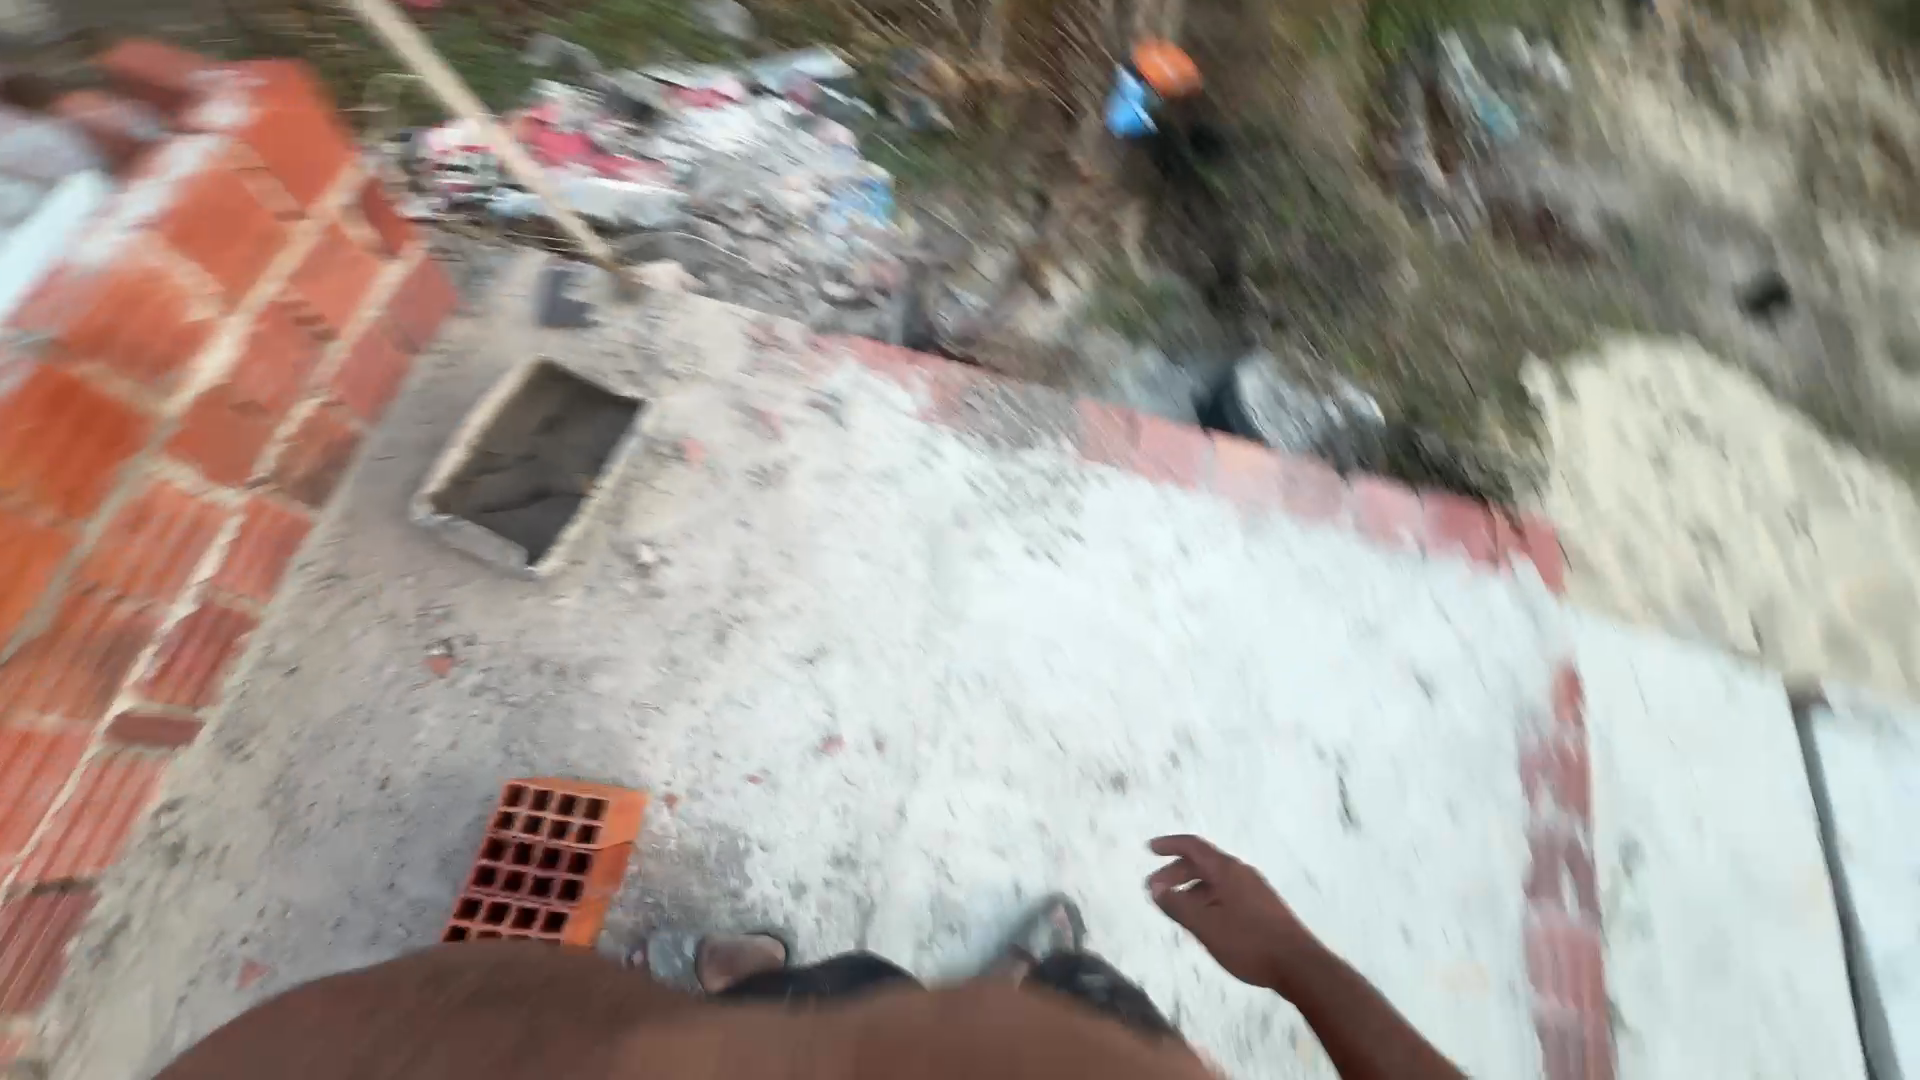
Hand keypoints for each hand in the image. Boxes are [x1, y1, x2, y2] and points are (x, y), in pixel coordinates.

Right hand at [1146, 834, 1321, 993]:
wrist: (1301, 967)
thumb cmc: (1249, 942)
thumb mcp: (1205, 926)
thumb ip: (1178, 905)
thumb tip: (1156, 889)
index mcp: (1226, 870)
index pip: (1193, 846)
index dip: (1169, 845)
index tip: (1149, 849)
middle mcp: (1241, 873)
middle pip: (1202, 863)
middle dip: (1175, 873)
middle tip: (1156, 890)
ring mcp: (1254, 890)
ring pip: (1215, 881)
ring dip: (1191, 889)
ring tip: (1177, 909)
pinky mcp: (1263, 908)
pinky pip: (1226, 893)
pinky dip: (1207, 899)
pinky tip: (1204, 922)